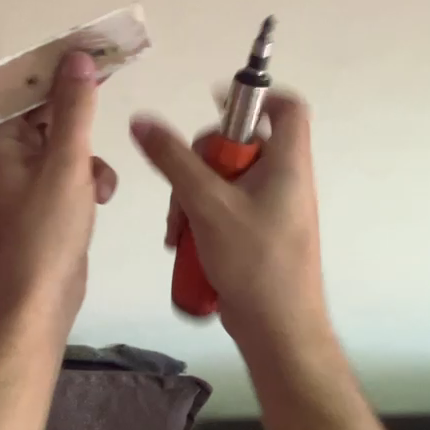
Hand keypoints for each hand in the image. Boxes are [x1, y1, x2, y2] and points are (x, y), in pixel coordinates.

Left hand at [0, 51, 118, 320]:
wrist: (38, 302)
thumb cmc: (44, 232)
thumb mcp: (66, 163)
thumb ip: (74, 108)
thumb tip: (77, 58)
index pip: (26, 85)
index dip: (58, 63)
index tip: (91, 44)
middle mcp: (4, 152)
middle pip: (46, 109)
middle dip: (80, 107)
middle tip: (115, 73)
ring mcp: (23, 177)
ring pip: (64, 141)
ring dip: (88, 154)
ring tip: (96, 182)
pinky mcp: (43, 199)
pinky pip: (69, 169)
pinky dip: (88, 178)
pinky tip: (98, 199)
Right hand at [129, 94, 323, 340]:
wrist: (279, 332)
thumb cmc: (255, 262)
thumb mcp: (207, 204)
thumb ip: (172, 160)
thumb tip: (141, 121)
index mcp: (287, 163)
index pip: (285, 108)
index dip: (255, 96)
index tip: (214, 106)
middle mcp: (283, 180)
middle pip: (238, 145)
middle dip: (199, 162)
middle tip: (182, 186)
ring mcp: (270, 209)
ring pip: (222, 180)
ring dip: (191, 197)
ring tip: (178, 228)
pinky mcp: (256, 233)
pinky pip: (222, 208)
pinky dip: (199, 218)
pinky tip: (183, 242)